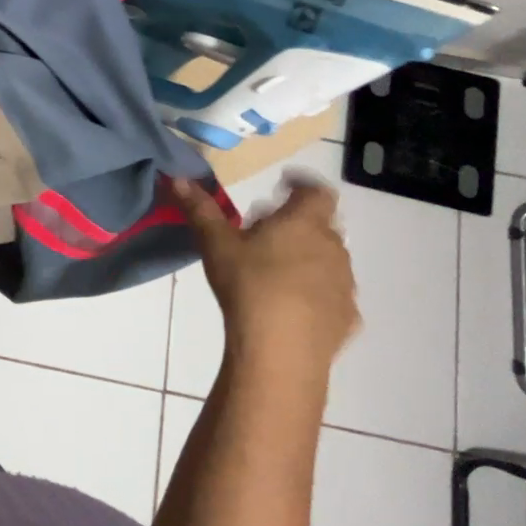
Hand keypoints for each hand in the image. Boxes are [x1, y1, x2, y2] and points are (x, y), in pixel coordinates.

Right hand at [172, 172, 359, 370]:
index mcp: (303, 225)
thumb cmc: (249, 284)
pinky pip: (331, 290)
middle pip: (321, 225)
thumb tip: (177, 177)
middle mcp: (334, 249)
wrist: (282, 349)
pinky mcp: (348, 315)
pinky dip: (313, 286)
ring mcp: (345, 284)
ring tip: (272, 266)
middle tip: (262, 229)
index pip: (316, 192)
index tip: (280, 184)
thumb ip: (200, 209)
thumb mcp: (215, 243)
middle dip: (295, 222)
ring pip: (328, 258)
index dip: (301, 184)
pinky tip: (288, 300)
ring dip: (306, 253)